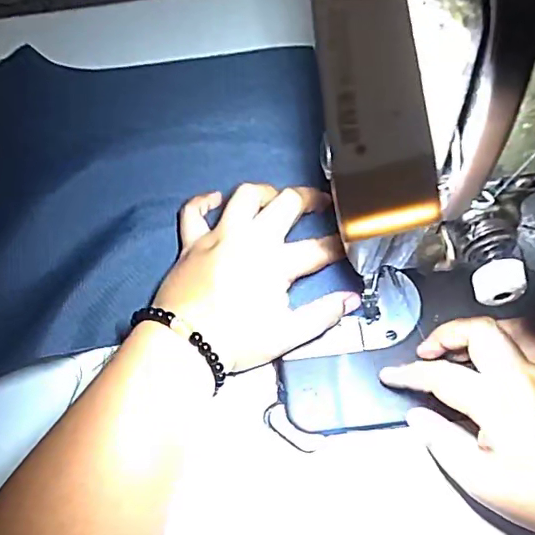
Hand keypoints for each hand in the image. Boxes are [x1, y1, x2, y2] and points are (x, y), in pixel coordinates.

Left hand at [152, 184, 359, 373]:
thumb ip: (323, 315)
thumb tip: (349, 301)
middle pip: (286, 203)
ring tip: (275, 197)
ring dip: (264, 192)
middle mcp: (250, 240)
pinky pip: (195, 211)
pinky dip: (205, 201)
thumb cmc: (236, 341)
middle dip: (309, 199)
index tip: (347, 244)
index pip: (319, 248)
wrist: (185, 342)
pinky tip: (215, 199)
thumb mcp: (288, 335)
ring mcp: (219, 237)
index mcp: (277, 263)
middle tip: (319, 203)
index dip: (338, 244)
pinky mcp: (192, 243)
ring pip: (245, 196)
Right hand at [380, 317, 534, 534]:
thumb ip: (442, 442)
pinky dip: (512, 340)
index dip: (411, 374)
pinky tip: (504, 355)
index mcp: (502, 401)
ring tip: (460, 347)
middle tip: (426, 353)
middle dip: (446, 335)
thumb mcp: (478, 479)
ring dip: (480, 331)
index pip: (444, 375)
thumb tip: (420, 419)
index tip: (393, 376)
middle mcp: (527, 380)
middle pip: (481, 331)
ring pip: (512, 329)